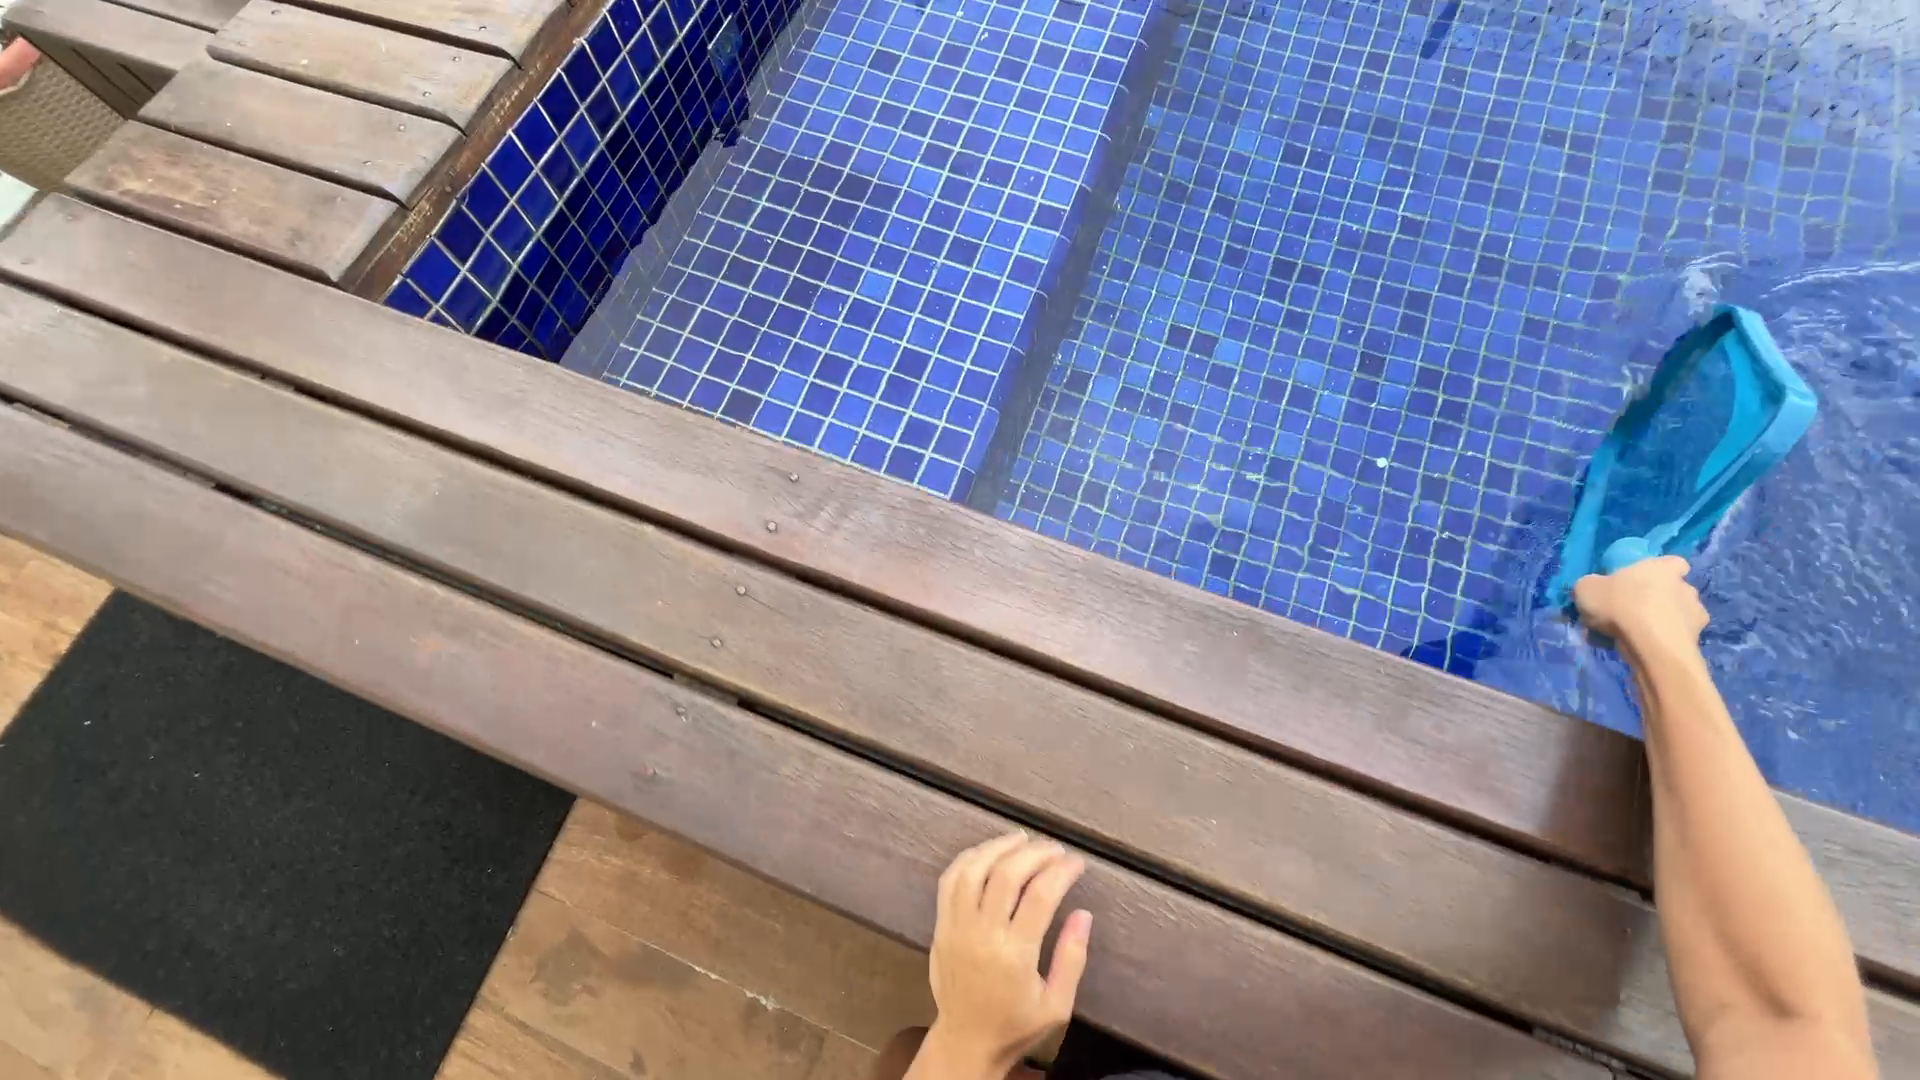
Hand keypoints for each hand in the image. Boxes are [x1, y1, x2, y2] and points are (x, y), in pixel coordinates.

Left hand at [915, 833, 1091, 1077]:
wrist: (965, 1043)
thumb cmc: (1014, 1025)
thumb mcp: (1056, 1005)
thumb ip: (1072, 958)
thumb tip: (1083, 913)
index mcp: (1014, 954)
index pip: (1041, 895)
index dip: (1061, 871)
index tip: (1076, 862)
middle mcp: (982, 934)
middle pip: (1007, 874)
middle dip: (1034, 853)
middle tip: (1053, 848)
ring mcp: (957, 927)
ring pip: (974, 870)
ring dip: (999, 847)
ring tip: (1022, 839)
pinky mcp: (941, 925)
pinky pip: (950, 880)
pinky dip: (969, 859)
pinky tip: (988, 852)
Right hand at [1573, 555, 1708, 659]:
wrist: (1648, 642)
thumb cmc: (1618, 604)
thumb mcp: (1585, 588)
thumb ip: (1593, 584)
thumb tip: (1597, 588)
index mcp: (1662, 568)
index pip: (1672, 563)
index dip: (1658, 571)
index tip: (1639, 582)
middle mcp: (1685, 587)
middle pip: (1672, 590)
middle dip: (1655, 599)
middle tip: (1628, 612)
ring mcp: (1696, 613)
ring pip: (1674, 614)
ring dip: (1659, 620)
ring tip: (1632, 634)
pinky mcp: (1696, 638)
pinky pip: (1674, 636)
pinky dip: (1661, 640)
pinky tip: (1641, 647)